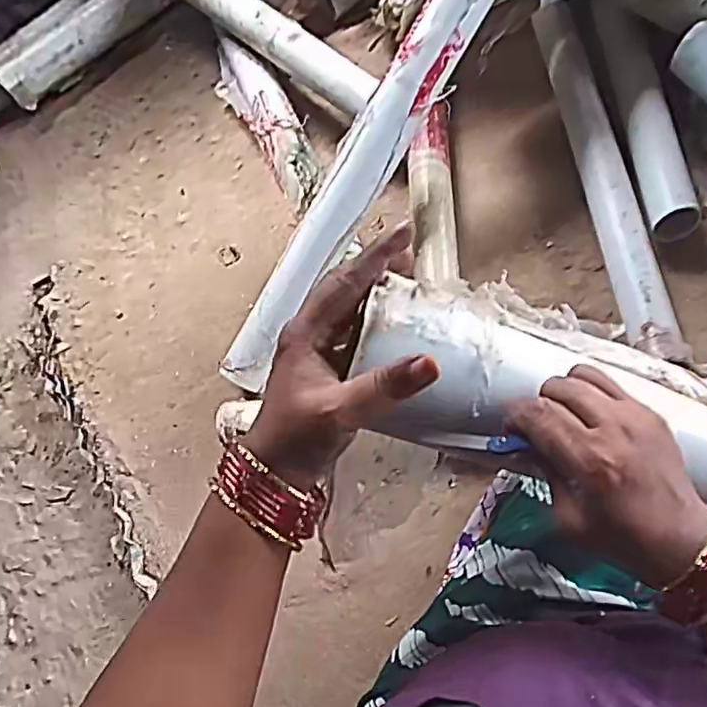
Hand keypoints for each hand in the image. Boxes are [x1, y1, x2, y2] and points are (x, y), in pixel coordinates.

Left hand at [243, 225, 438, 487]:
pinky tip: (401, 332)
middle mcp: (314, 336)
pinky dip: (383, 324)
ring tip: (411, 287)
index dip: (376, 256)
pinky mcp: (335, 371)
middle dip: (380, 268)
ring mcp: (324, 353)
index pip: (345, 282)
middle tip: (413, 258)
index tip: (404, 234)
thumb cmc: (294, 439)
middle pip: (349, 288)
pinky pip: (362, 335)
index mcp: (307, 333)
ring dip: (382, 294)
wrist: (277, 472)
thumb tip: (428, 363)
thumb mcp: (340, 410)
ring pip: (355, 310)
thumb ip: (383, 387)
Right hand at [505, 365, 706, 585]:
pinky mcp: (651, 413)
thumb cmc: (626, 538)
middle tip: (536, 426)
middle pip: (557, 387)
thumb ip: (544, 474)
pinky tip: (591, 417)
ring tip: (564, 415)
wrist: (681, 539)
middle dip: (537, 403)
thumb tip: (523, 447)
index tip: (512, 428)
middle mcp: (614, 428)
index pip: (538, 414)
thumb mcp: (569, 518)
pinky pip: (611, 385)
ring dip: (565, 391)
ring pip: (584, 375)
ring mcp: (636, 416)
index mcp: (590, 460)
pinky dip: (592, 393)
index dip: (515, 416)